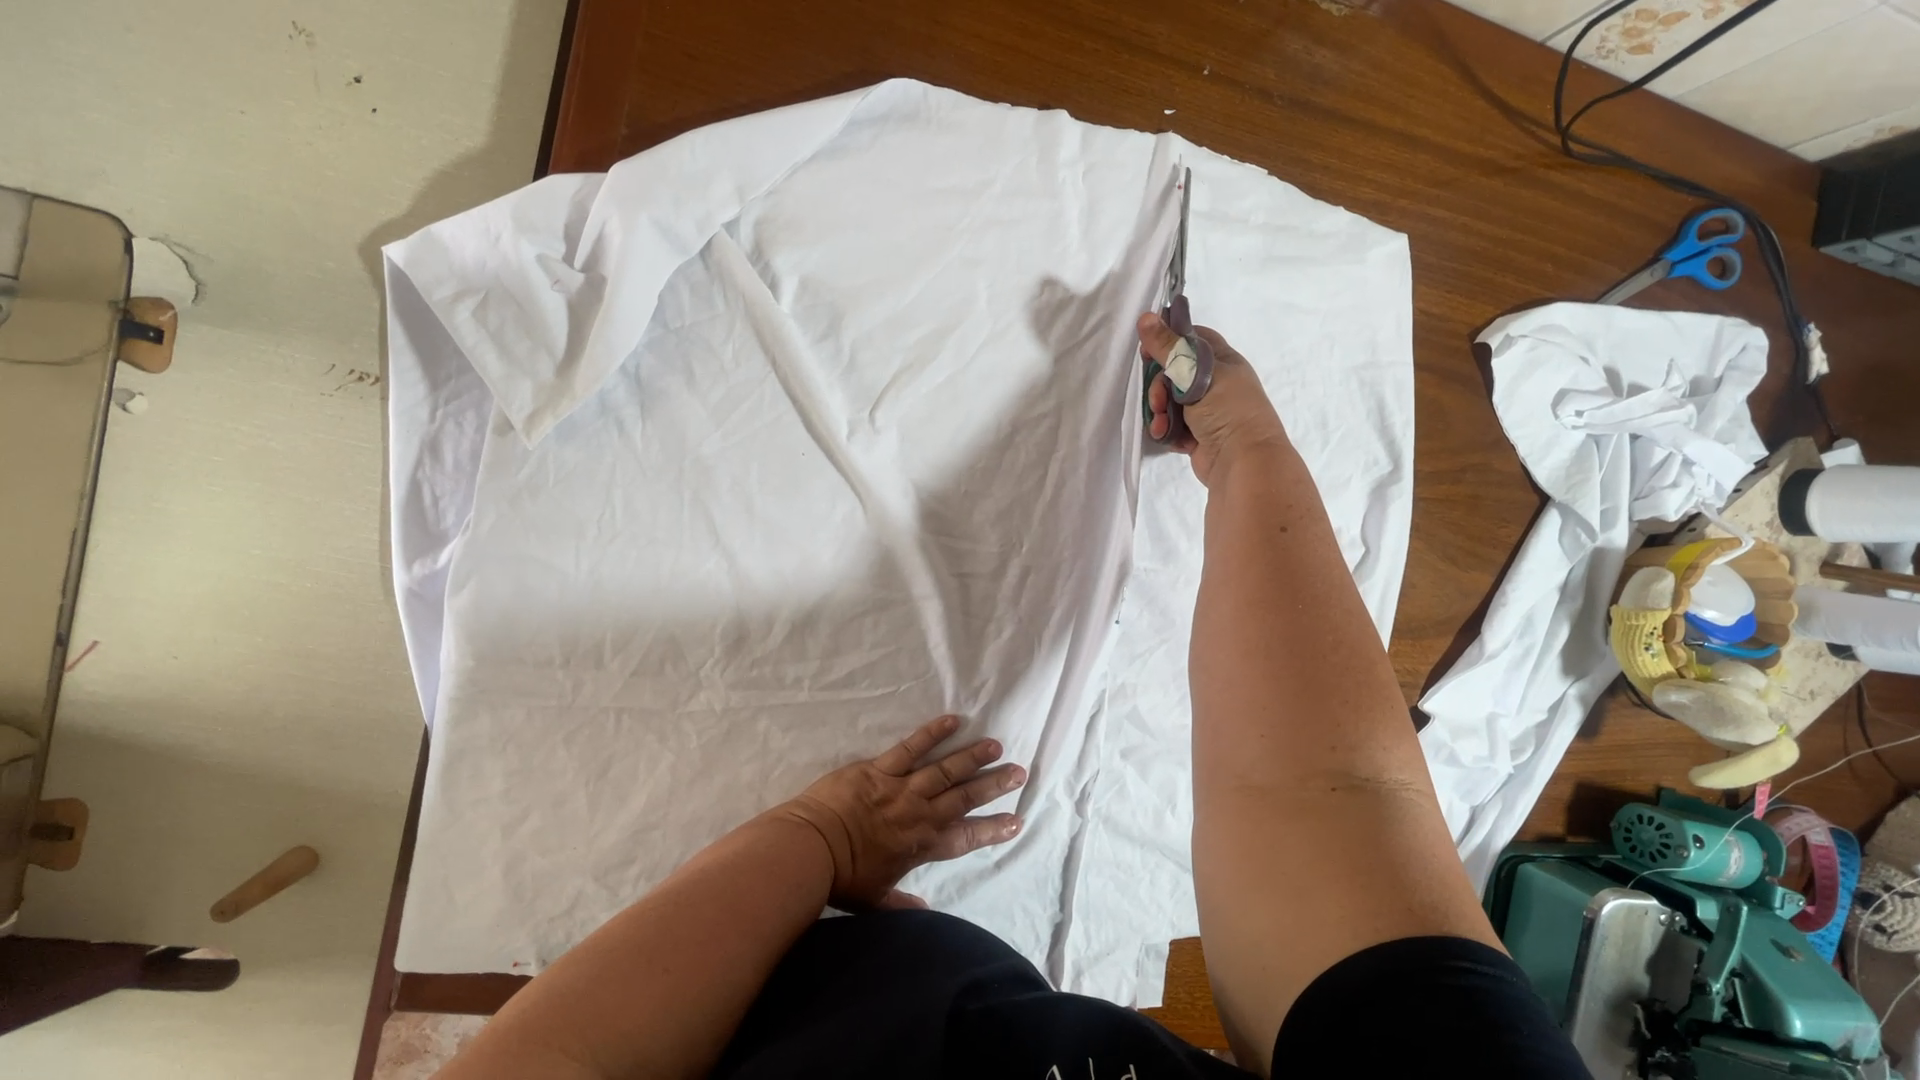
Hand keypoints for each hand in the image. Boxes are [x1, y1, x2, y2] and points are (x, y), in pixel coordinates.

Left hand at [776, 715, 1024, 910]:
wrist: (810, 850)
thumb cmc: (840, 878)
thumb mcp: (874, 900)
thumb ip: (902, 905)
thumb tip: (925, 914)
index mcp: (920, 846)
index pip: (965, 837)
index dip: (992, 830)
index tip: (1016, 821)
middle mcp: (919, 815)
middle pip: (964, 797)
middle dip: (994, 785)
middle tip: (1020, 772)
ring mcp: (901, 788)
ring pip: (945, 769)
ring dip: (972, 757)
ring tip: (996, 745)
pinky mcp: (880, 769)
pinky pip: (911, 747)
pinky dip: (933, 733)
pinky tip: (953, 720)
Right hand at [1138, 313, 1286, 485]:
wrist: (1243, 462)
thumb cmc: (1227, 410)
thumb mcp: (1196, 374)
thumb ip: (1169, 348)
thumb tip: (1146, 317)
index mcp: (1222, 362)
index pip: (1192, 339)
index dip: (1168, 342)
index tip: (1147, 351)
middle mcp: (1215, 383)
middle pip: (1174, 373)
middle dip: (1158, 385)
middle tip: (1157, 398)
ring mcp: (1206, 411)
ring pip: (1169, 401)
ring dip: (1160, 411)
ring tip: (1163, 422)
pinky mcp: (1196, 435)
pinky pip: (1172, 425)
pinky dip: (1166, 429)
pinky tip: (1166, 435)